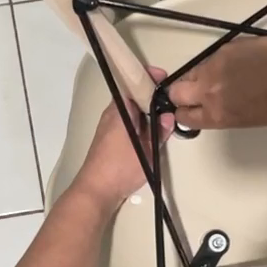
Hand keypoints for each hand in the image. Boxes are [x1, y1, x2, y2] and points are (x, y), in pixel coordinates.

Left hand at [66, 67, 171, 207]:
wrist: (96, 190)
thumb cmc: (120, 168)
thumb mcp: (147, 150)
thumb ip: (160, 132)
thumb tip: (169, 115)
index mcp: (120, 111)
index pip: (132, 83)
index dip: (148, 77)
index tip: (163, 76)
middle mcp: (113, 115)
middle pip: (132, 96)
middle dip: (150, 93)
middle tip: (170, 96)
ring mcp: (109, 126)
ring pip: (130, 110)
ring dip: (146, 108)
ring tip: (166, 112)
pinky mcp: (110, 139)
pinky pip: (128, 121)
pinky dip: (141, 120)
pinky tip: (153, 130)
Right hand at [166, 36, 266, 129]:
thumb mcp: (245, 119)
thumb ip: (220, 113)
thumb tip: (209, 105)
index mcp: (215, 115)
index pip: (182, 115)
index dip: (184, 111)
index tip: (191, 109)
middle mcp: (209, 91)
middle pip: (176, 91)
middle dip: (183, 93)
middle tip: (197, 92)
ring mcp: (214, 66)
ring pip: (193, 72)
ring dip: (201, 76)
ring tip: (223, 77)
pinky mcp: (224, 48)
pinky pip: (211, 58)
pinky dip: (219, 63)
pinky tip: (237, 65)